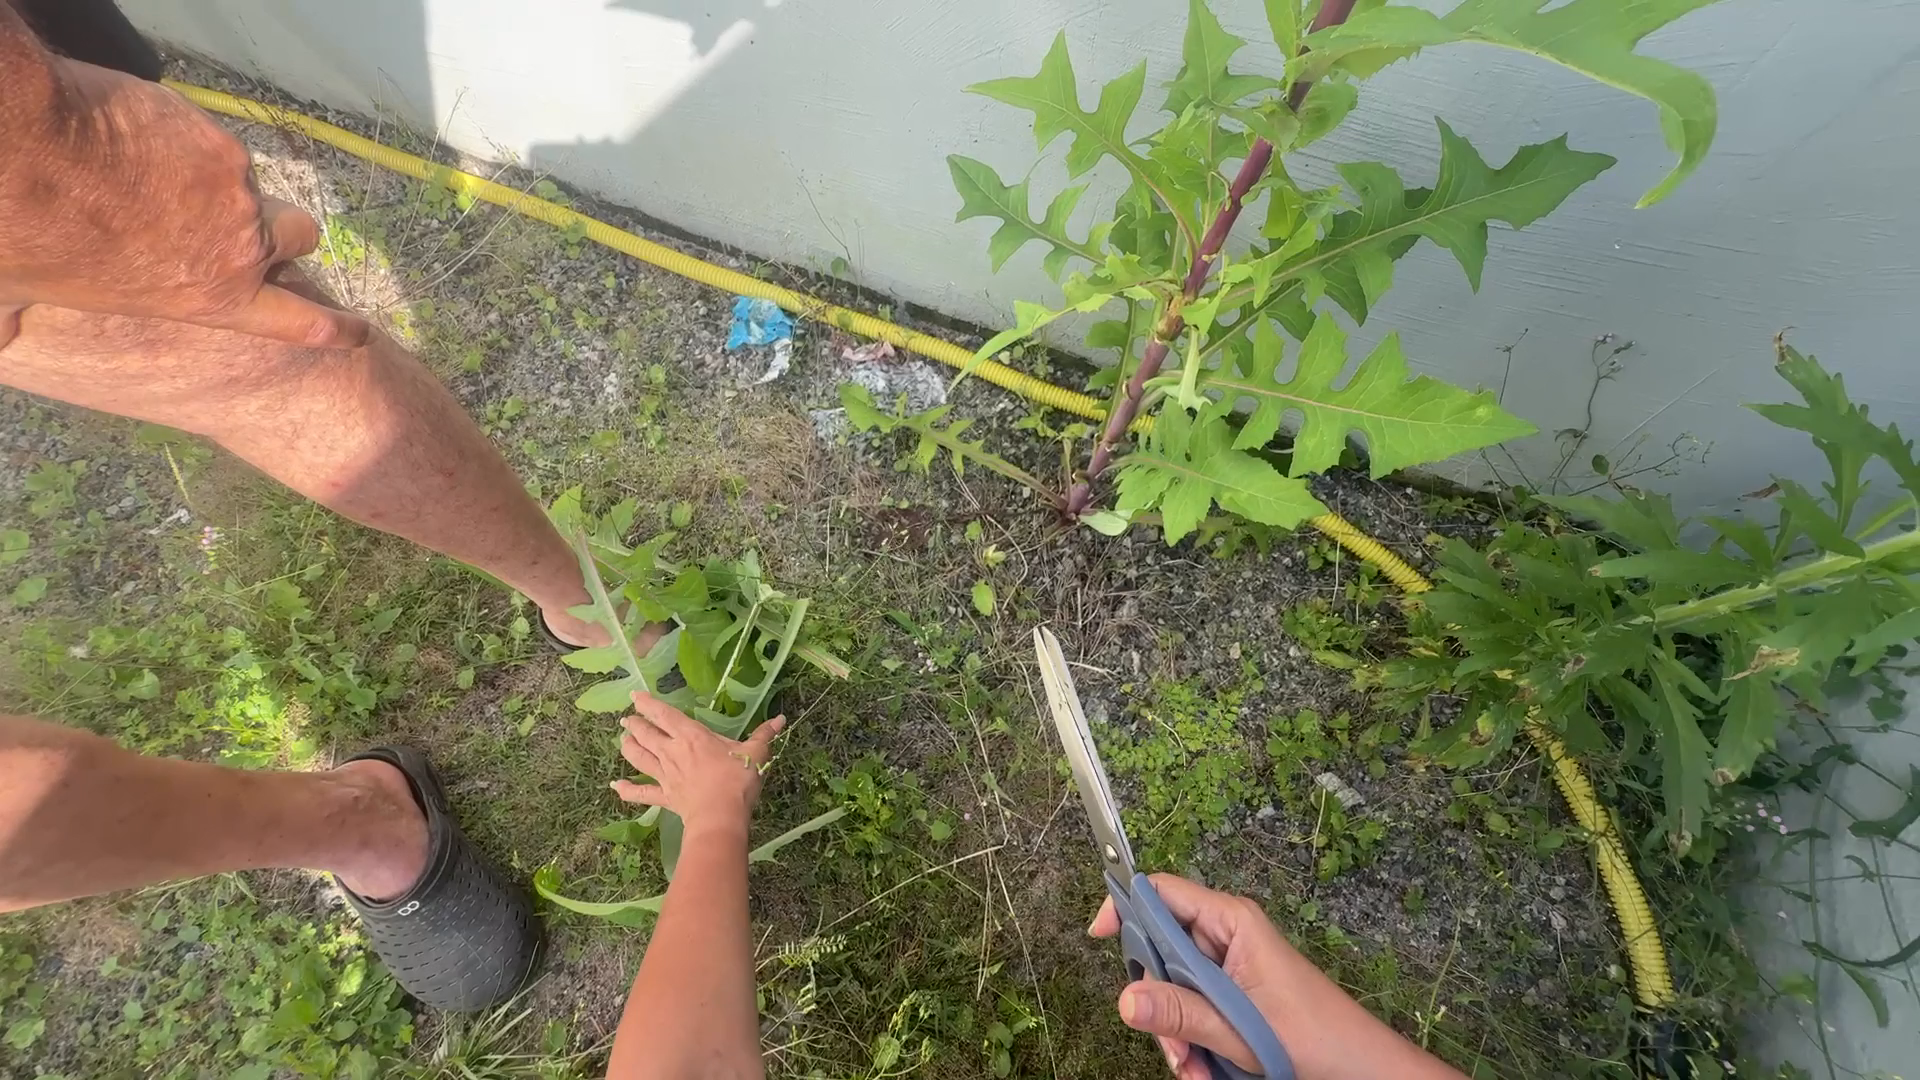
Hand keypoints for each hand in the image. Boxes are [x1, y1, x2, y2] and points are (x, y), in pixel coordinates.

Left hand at [0, 56, 368, 350]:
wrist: (8, 141)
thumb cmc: (12, 228)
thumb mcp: (11, 291)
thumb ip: (19, 318)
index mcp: (212, 299)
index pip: (307, 325)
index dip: (340, 330)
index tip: (361, 331)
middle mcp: (242, 253)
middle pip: (297, 238)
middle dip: (275, 226)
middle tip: (228, 213)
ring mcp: (237, 196)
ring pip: (246, 183)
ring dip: (208, 176)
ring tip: (139, 162)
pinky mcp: (216, 145)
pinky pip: (207, 139)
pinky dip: (173, 134)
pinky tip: (121, 129)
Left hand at [612, 693, 784, 835]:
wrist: (721, 816)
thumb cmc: (737, 779)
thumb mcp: (756, 752)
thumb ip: (764, 734)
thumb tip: (781, 718)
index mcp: (692, 736)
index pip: (664, 715)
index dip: (648, 704)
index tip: (634, 695)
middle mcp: (673, 752)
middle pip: (647, 734)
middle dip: (635, 724)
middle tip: (627, 719)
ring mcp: (665, 775)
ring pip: (639, 758)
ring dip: (629, 748)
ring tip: (622, 739)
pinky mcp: (664, 797)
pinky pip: (640, 793)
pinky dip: (626, 790)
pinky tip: (615, 786)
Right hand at [1092, 874, 1461, 1079]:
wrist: (1368, 1075)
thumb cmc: (1316, 1038)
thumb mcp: (1240, 1027)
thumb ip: (1182, 1013)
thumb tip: (1124, 1002)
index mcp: (1228, 919)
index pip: (1161, 892)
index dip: (1126, 906)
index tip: (1099, 935)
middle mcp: (1223, 935)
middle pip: (1160, 948)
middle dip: (1157, 999)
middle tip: (1172, 1048)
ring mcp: (1227, 966)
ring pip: (1173, 986)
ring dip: (1176, 1032)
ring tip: (1196, 1073)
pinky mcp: (1231, 995)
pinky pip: (1193, 1009)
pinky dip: (1193, 1042)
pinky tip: (1207, 1074)